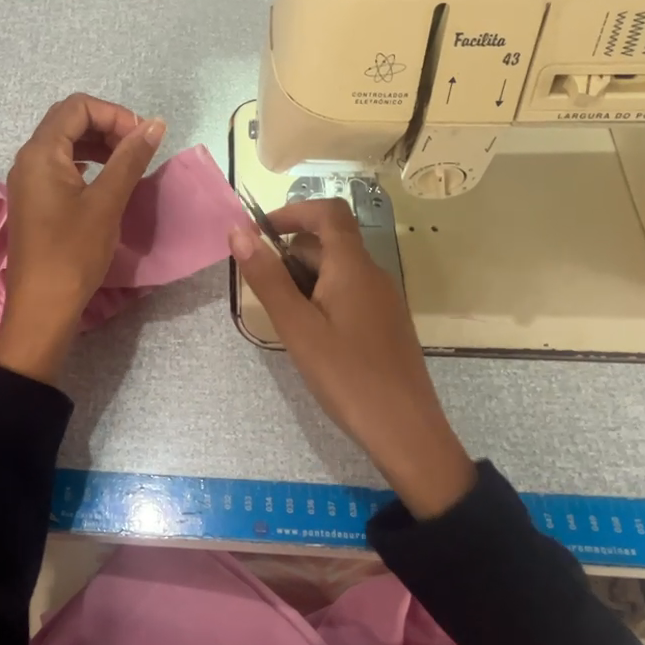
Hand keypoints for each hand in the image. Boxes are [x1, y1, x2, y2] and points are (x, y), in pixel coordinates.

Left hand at [0, 93, 165, 383]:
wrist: (42, 307)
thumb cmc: (74, 252)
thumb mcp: (107, 202)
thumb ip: (130, 158)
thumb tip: (154, 124)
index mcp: (41, 152)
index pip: (77, 107)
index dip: (114, 114)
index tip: (142, 138)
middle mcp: (28, 159)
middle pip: (68, 120)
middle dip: (106, 125)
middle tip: (138, 148)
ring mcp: (27, 180)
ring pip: (64, 143)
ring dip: (97, 144)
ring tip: (128, 163)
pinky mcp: (33, 199)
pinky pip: (59, 165)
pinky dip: (86, 163)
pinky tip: (106, 180)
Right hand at [231, 200, 477, 517]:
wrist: (407, 432)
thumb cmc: (347, 377)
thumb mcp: (296, 328)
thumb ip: (267, 278)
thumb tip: (238, 231)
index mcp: (353, 267)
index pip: (328, 212)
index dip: (293, 211)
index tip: (260, 233)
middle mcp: (373, 274)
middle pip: (330, 241)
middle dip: (291, 251)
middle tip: (262, 287)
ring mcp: (383, 300)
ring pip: (338, 270)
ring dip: (305, 278)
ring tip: (282, 316)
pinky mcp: (386, 325)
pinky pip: (350, 293)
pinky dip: (322, 298)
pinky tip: (310, 335)